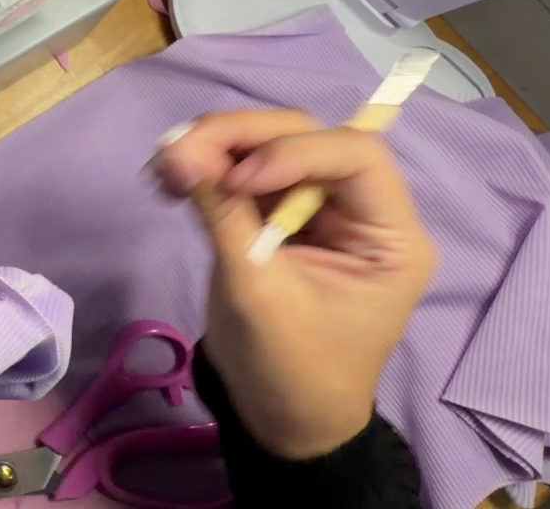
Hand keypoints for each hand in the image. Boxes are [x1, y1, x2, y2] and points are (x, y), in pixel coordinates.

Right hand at [154, 110, 436, 458]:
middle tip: (176, 155)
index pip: (354, 154)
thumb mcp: (257, 291)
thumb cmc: (290, 367)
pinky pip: (234, 166)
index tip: (237, 180)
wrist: (276, 414)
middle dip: (234, 137)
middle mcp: (354, 206)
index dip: (293, 151)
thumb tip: (178, 152)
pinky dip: (199, 165)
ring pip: (260, 142)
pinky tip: (167, 181)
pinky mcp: (271, 209)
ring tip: (163, 170)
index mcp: (386, 233)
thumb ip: (224, 214)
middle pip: (298, 135)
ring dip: (208, 146)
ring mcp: (309, 203)